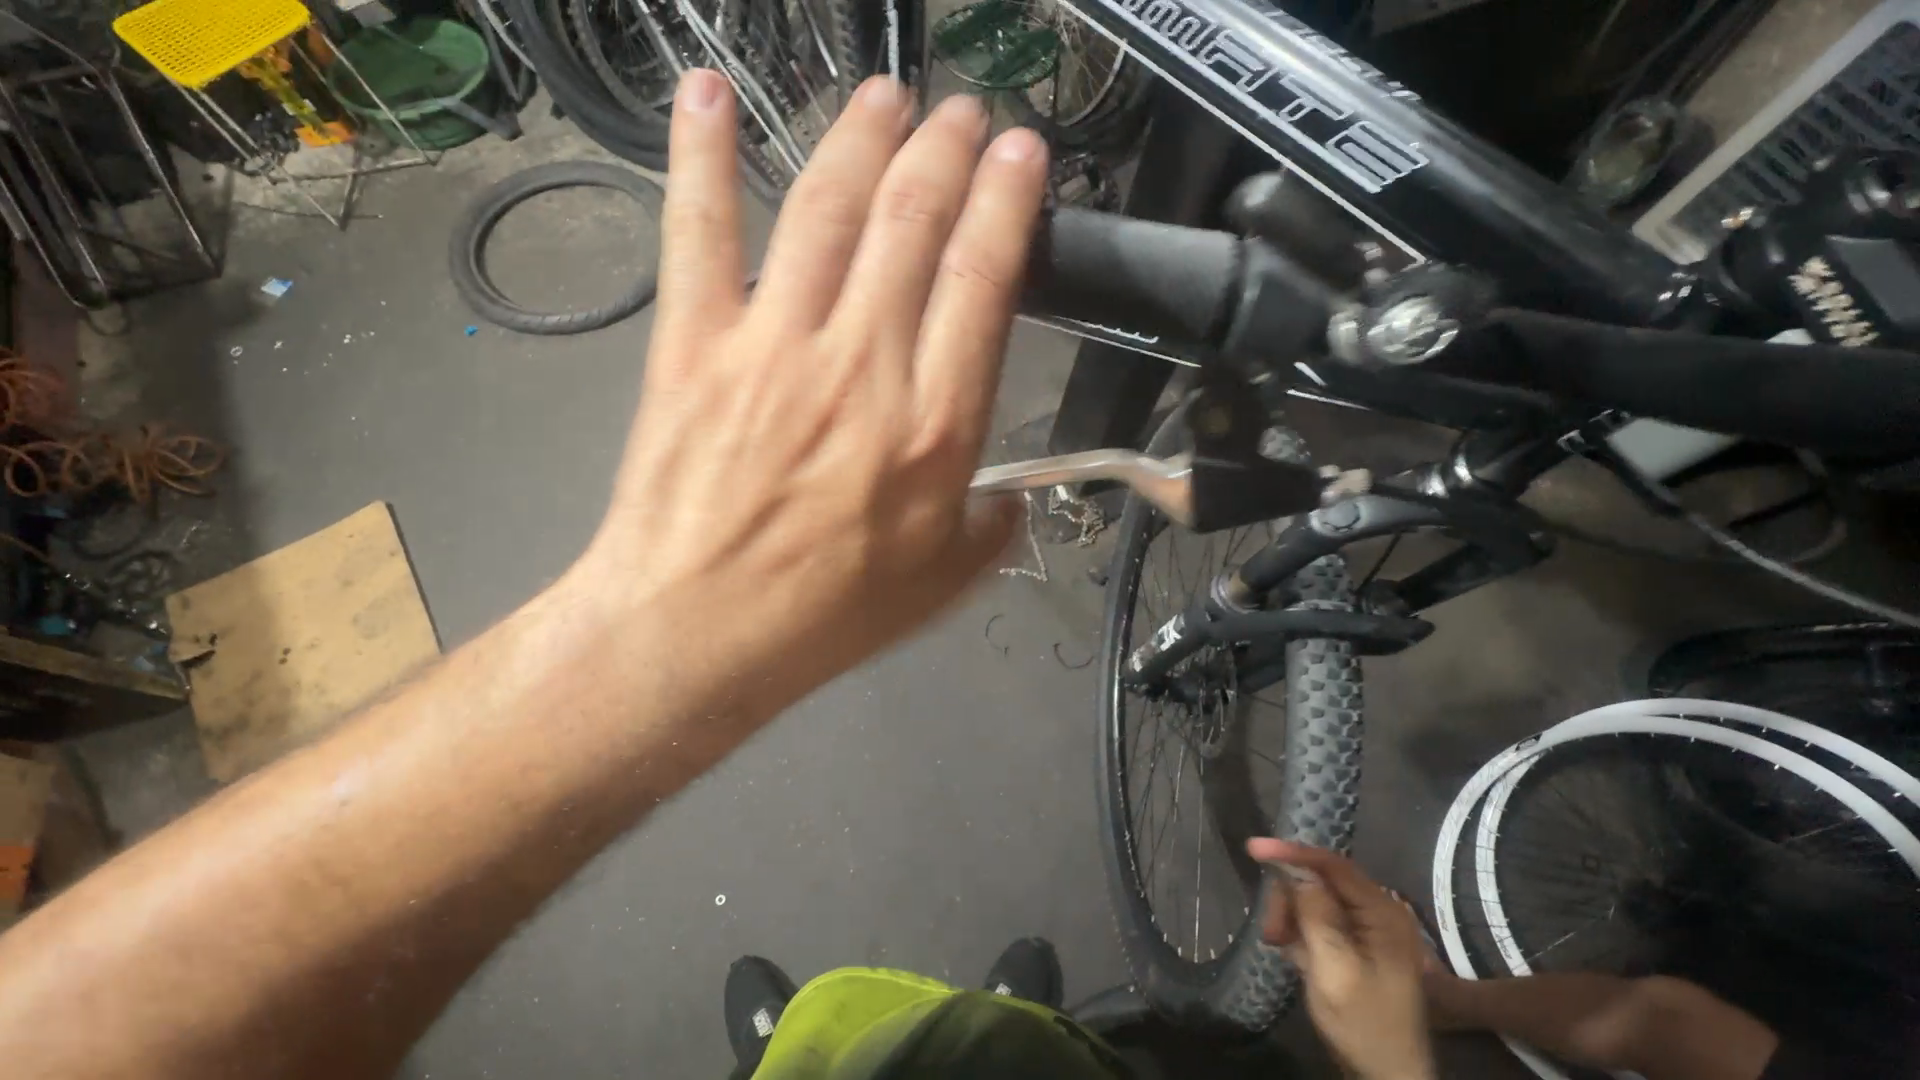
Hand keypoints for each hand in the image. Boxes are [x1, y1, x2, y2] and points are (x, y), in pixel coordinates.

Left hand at [574, 72, 1046, 710]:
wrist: (694, 631)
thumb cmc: (824, 614)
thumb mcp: (942, 584)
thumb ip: (992, 526)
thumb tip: (1011, 495)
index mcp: (932, 423)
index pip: (982, 278)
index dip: (1009, 201)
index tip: (1023, 154)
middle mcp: (860, 363)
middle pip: (912, 221)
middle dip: (947, 149)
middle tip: (965, 113)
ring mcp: (772, 345)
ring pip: (826, 208)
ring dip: (861, 137)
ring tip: (886, 95)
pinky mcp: (694, 345)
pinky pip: (700, 234)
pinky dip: (702, 157)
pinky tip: (708, 92)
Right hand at [1250, 838, 1436, 1079]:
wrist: (1385, 1075)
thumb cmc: (1364, 1025)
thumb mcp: (1335, 971)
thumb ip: (1317, 917)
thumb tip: (1298, 872)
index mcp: (1382, 913)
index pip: (1333, 865)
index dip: (1293, 853)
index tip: (1253, 848)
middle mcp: (1376, 912)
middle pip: (1319, 881)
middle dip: (1289, 899)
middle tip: (1272, 932)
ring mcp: (1365, 929)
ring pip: (1312, 899)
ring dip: (1289, 918)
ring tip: (1279, 947)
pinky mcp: (1352, 944)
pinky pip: (1315, 920)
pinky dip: (1297, 932)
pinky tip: (1293, 955)